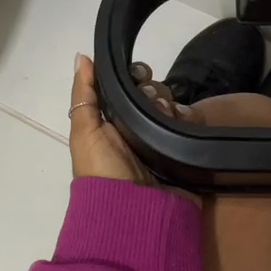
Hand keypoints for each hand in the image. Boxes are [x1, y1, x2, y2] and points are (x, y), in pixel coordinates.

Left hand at [68, 53, 195, 200]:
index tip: (141, 73)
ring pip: (172, 104)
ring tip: (166, 117)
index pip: (128, 88)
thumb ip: (83, 94)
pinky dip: (187, 116)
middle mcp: (137, 129)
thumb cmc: (103, 172)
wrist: (134, 215)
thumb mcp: (85, 133)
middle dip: (154, 90)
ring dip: (169, 103)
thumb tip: (81, 55)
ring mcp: (162, 140)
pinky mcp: (183, 151)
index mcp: (113, 123)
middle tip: (153, 102)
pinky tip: (181, 122)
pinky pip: (190, 121)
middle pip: (152, 93)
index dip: (135, 75)